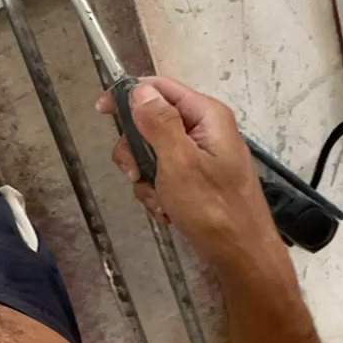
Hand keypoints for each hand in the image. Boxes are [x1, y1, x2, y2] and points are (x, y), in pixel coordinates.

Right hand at [96, 76, 276, 254]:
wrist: (240, 255)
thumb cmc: (213, 209)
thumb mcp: (179, 162)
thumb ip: (159, 123)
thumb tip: (140, 91)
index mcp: (206, 116)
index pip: (160, 88)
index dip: (129, 95)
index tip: (101, 111)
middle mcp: (204, 130)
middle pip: (151, 122)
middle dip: (136, 151)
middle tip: (135, 174)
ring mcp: (200, 155)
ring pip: (152, 153)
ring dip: (146, 178)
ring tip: (159, 199)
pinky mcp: (196, 178)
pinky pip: (163, 175)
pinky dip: (157, 192)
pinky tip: (167, 209)